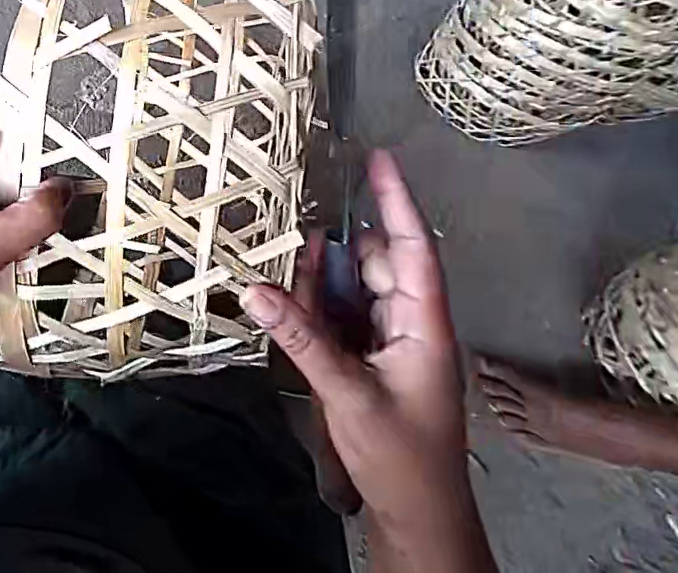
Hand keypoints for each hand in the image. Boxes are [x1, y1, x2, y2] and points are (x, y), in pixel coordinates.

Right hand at [240, 151, 487, 565]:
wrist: (416, 518)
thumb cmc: (403, 459)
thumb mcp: (349, 395)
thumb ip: (302, 338)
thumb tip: (254, 289)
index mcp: (424, 325)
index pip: (414, 248)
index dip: (397, 201)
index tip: (379, 158)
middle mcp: (407, 321)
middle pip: (372, 263)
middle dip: (336, 245)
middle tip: (294, 221)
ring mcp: (385, 338)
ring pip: (350, 286)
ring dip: (319, 276)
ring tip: (283, 259)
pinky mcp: (365, 353)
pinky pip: (337, 312)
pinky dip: (314, 301)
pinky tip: (287, 296)